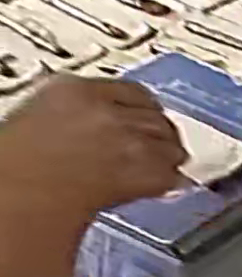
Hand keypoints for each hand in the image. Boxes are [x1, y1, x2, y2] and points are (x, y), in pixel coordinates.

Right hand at [0, 77, 185, 216]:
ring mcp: (139, 144)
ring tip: (133, 165)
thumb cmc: (27, 153)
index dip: (144, 108)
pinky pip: (178, 176)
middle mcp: (113, 114)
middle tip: (140, 147)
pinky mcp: (158, 173)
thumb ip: (94, 105)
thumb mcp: (51, 109)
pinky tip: (138, 181)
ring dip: (164, 158)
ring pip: (176, 149)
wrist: (28, 186)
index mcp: (78, 90)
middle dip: (156, 135)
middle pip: (162, 121)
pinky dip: (165, 180)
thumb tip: (125, 110)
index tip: (144, 116)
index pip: (138, 92)